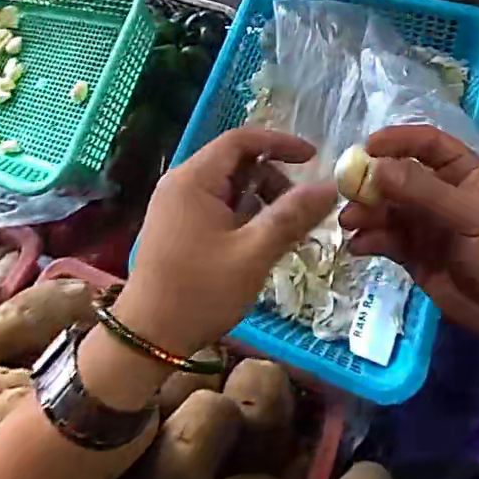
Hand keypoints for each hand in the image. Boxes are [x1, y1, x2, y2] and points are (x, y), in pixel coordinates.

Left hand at [114, 129, 340, 358]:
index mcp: (194, 179)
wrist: (148, 338)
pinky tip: (257, 244)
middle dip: (272, 179)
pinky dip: (242, 215)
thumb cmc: (200, 292)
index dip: (280, 143)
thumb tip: (329, 187)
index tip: (313, 158)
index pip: (240, 139)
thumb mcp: (254, 253)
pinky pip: (217, 205)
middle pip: (235, 162)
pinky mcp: (176, 225)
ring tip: (281, 234)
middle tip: (298, 211)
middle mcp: (180, 183)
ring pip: (228, 186)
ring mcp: (175, 204)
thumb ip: (292, 216)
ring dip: (259, 200)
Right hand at [341, 113, 478, 353]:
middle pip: (398, 179)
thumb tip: (377, 166)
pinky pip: (388, 243)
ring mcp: (428, 228)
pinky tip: (359, 247)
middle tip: (347, 192)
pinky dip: (371, 242)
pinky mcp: (419, 259)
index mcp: (464, 174)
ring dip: (367, 213)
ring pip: (388, 212)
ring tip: (350, 223)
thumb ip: (423, 191)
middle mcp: (441, 197)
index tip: (367, 146)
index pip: (428, 145)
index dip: (399, 140)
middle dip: (372, 183)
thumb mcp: (471, 214)